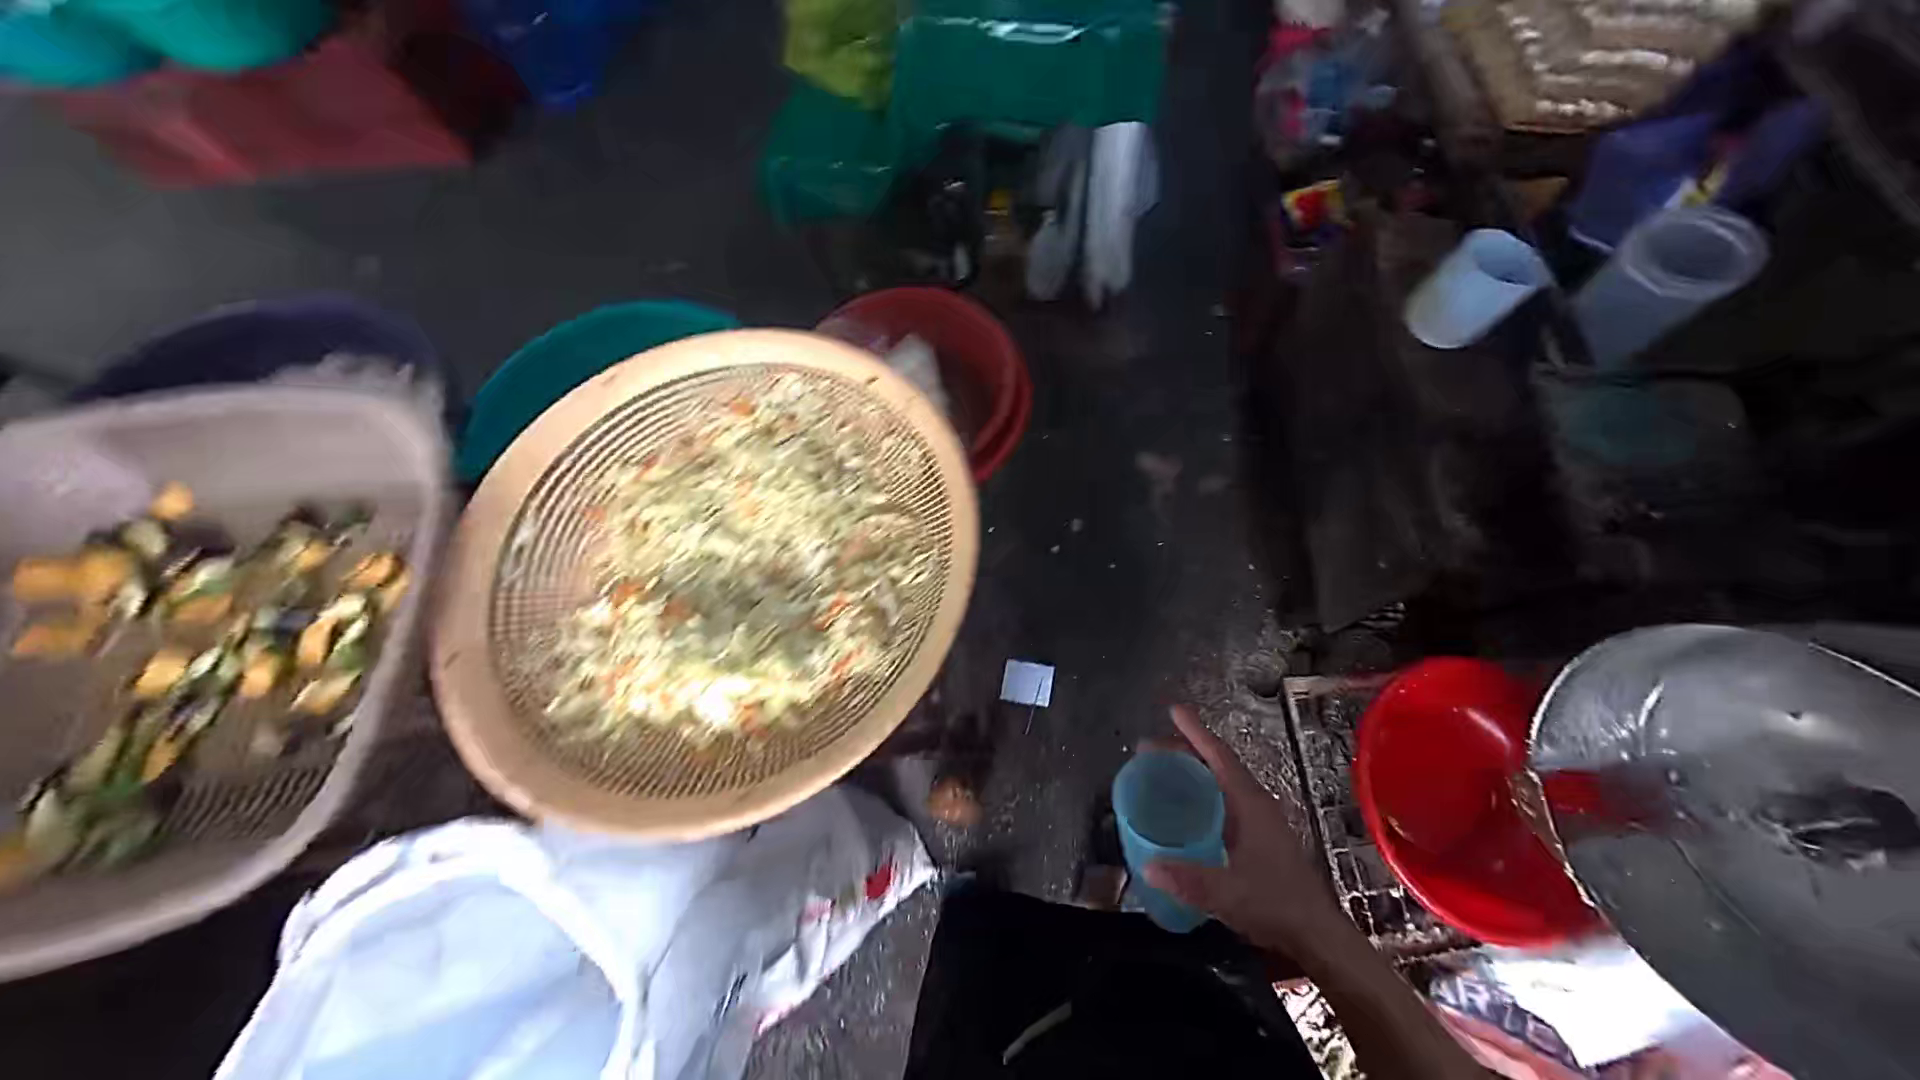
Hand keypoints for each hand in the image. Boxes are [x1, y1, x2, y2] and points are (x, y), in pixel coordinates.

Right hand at [1142, 704, 1351, 955]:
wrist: (1316, 935)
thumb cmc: (1277, 904)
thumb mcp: (1229, 893)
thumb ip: (1189, 880)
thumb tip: (1147, 866)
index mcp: (1250, 803)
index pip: (1219, 756)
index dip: (1195, 732)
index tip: (1173, 710)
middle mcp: (1254, 803)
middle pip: (1215, 764)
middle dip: (1182, 750)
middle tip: (1146, 749)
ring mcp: (1256, 820)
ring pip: (1218, 782)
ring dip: (1190, 771)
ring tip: (1158, 771)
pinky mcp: (1254, 837)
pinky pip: (1220, 801)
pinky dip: (1197, 793)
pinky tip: (1180, 808)